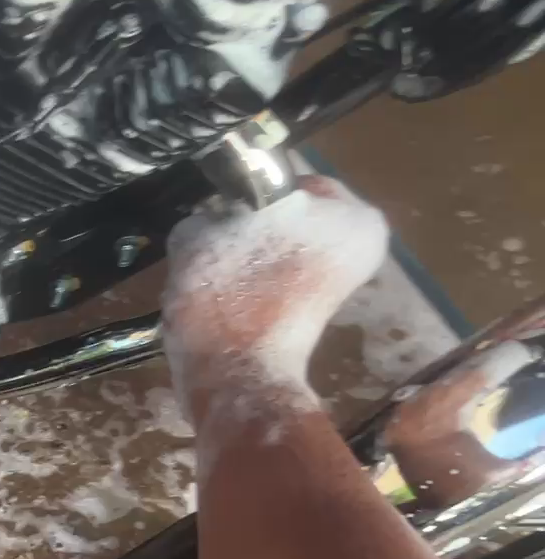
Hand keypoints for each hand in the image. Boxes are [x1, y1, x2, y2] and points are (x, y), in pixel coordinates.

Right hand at [161, 175, 389, 425]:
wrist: (234, 374)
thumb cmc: (221, 305)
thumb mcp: (197, 242)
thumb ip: (207, 216)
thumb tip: (211, 217)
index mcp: (351, 216)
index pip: (286, 184)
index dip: (241, 199)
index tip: (212, 222)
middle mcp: (360, 241)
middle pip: (287, 217)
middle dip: (248, 231)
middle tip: (213, 253)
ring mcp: (343, 277)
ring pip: (280, 248)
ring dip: (247, 258)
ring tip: (218, 281)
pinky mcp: (317, 307)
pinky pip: (279, 277)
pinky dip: (255, 283)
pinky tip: (230, 300)